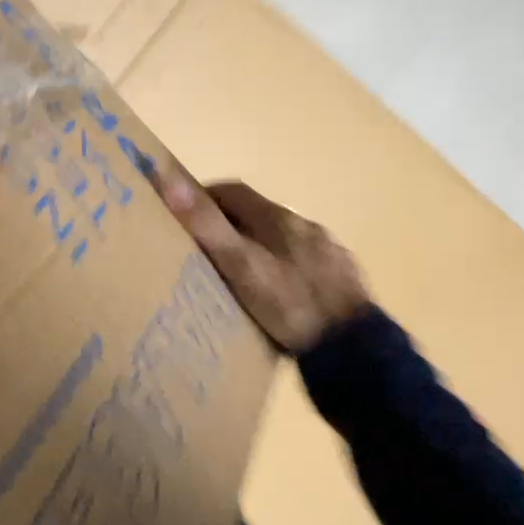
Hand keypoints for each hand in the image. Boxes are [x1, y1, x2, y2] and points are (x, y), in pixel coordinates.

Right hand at [152, 163, 370, 353]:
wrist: (356, 348)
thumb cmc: (288, 303)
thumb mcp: (237, 264)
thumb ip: (204, 223)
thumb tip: (167, 176)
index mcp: (277, 218)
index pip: (231, 190)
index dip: (201, 196)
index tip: (181, 217)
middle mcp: (306, 226)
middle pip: (257, 212)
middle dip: (227, 223)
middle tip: (202, 248)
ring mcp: (329, 252)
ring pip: (281, 237)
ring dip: (257, 245)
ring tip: (236, 272)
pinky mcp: (344, 278)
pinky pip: (303, 261)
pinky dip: (282, 266)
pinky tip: (276, 291)